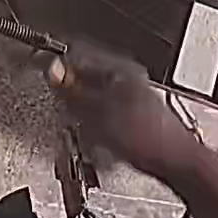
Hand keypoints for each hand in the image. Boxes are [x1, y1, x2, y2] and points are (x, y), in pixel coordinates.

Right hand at [47, 44, 201, 179]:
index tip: (42, 73)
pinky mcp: (132, 116)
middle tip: (59, 104)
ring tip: (78, 123)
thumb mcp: (97, 113)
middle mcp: (127, 79)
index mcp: (119, 69)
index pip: (79, 54)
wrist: (175, 163)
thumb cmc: (147, 137)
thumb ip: (72, 91)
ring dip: (80, 108)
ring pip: (93, 95)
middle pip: (85, 76)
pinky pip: (103, 111)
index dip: (57, 64)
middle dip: (68, 90)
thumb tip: (52, 72)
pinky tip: (94, 133)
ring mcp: (131, 97)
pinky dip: (93, 120)